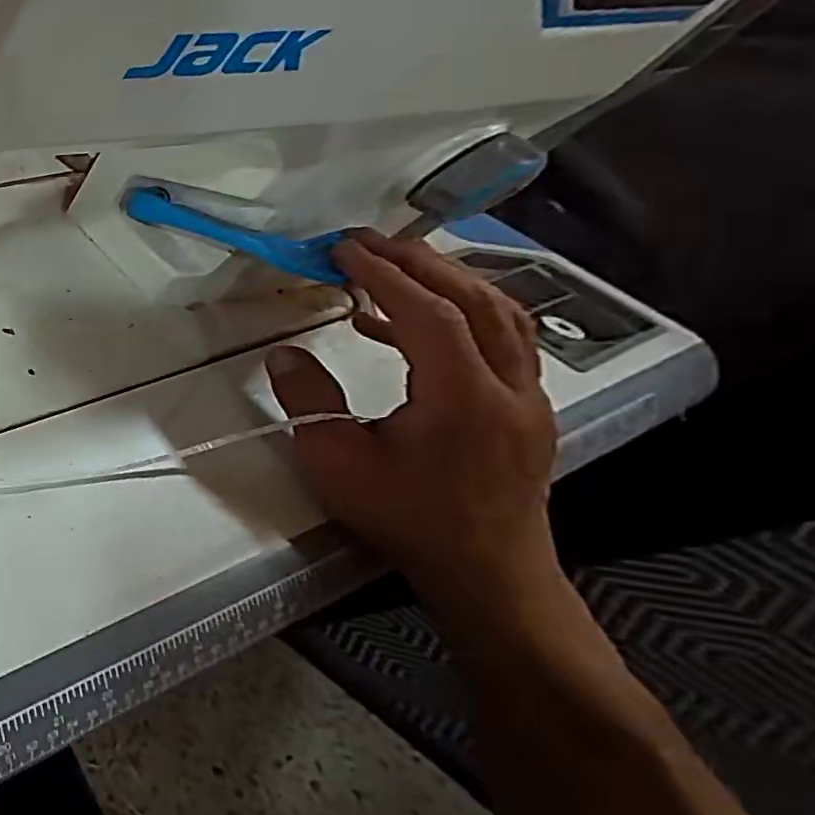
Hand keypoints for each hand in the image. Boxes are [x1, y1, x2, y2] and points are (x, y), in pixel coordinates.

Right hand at [266, 230, 558, 598]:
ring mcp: (528, 396)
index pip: (428, 313)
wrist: (486, 572)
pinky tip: (410, 323)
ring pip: (500, 314)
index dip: (384, 274)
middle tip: (368, 241)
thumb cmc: (407, 517)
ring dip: (448, 280)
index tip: (344, 249)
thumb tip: (285, 354)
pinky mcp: (529, 409)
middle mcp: (508, 385)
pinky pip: (503, 339)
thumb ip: (309, 400)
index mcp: (462, 396)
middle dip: (418, 262)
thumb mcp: (336, 462)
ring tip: (396, 264)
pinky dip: (461, 314)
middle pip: (473, 300)